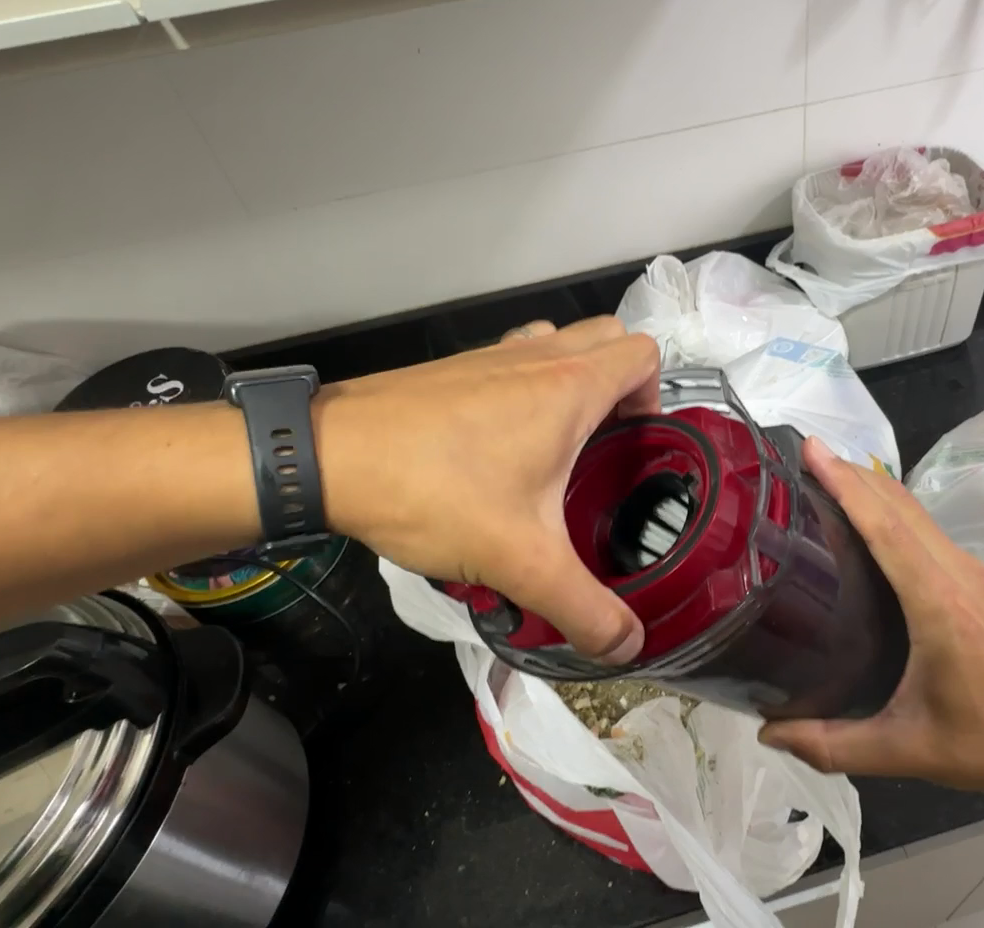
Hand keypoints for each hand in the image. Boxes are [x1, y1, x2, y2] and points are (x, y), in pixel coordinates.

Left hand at [317, 316, 658, 662]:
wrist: (329, 457)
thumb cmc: (437, 493)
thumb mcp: (522, 562)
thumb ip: (584, 609)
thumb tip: (629, 647)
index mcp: (569, 386)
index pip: (643, 354)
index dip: (654, 395)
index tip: (632, 445)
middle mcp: (537, 355)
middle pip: (607, 336)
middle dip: (620, 380)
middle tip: (604, 441)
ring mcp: (491, 354)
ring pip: (557, 340)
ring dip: (572, 374)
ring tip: (558, 437)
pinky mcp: (454, 366)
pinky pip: (512, 357)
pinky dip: (525, 382)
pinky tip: (500, 440)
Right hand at [760, 439, 983, 807]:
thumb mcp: (903, 751)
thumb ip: (830, 744)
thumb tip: (764, 735)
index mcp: (938, 607)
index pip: (886, 528)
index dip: (847, 485)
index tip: (812, 450)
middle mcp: (958, 575)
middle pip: (899, 506)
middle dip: (851, 472)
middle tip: (803, 453)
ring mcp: (972, 572)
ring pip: (916, 512)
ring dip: (872, 487)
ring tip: (826, 474)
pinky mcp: (977, 579)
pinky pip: (927, 528)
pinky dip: (891, 509)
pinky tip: (867, 518)